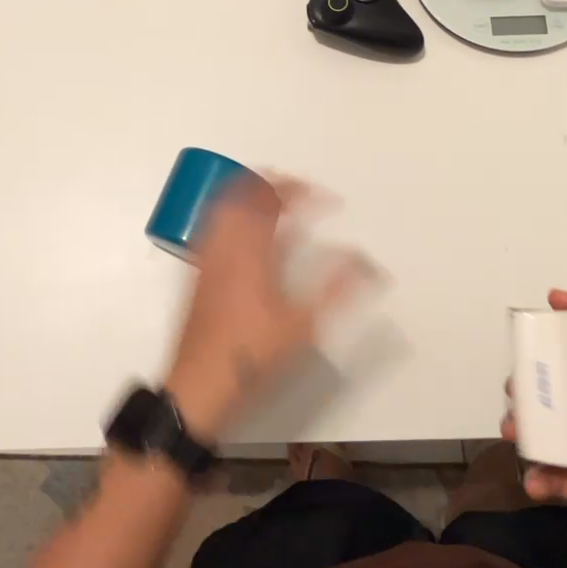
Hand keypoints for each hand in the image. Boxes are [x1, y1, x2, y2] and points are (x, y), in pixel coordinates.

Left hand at [163, 176, 367, 440]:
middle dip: (271, 182)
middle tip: (297, 186)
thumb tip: (371, 264)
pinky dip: (229, 211)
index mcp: (251, 253)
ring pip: (222, 206)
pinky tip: (242, 229)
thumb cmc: (251, 356)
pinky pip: (210, 225)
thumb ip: (338, 289)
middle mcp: (224, 246)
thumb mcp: (302, 327)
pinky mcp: (195, 272)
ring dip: (248, 192)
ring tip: (272, 195)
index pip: (275, 202)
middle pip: (242, 193)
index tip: (329, 199)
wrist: (196, 386)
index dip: (303, 192)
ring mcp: (205, 257)